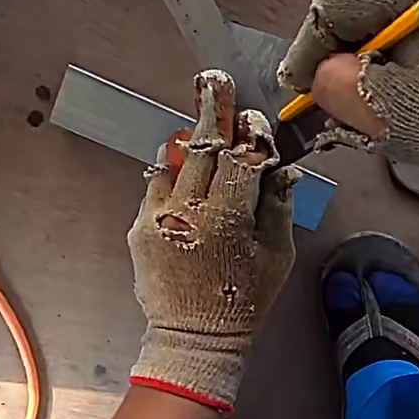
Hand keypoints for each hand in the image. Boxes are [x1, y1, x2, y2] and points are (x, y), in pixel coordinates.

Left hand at [128, 70, 298, 411]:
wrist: (193, 337)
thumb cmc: (242, 300)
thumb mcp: (276, 255)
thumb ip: (277, 205)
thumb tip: (280, 168)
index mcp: (227, 219)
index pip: (238, 156)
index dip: (246, 131)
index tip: (250, 115)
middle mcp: (186, 212)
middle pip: (199, 146)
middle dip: (210, 111)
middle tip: (213, 81)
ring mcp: (156, 218)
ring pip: (170, 160)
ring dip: (187, 143)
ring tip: (199, 131)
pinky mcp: (138, 227)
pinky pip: (155, 185)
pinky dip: (171, 174)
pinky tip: (185, 178)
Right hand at [277, 0, 418, 226]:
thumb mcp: (387, 108)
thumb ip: (331, 84)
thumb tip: (321, 73)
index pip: (333, 7)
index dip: (305, 54)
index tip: (295, 90)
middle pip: (360, 14)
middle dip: (340, 62)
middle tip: (334, 105)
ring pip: (385, 24)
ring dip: (369, 66)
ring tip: (373, 107)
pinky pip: (417, 30)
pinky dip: (399, 63)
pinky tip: (406, 95)